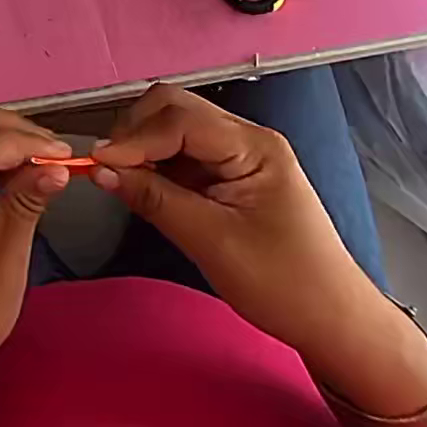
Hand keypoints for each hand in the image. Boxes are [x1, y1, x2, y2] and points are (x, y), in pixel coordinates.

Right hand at [90, 85, 381, 359]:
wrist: (332, 319)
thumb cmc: (282, 284)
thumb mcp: (212, 243)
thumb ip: (154, 200)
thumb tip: (100, 170)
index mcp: (252, 144)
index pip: (181, 120)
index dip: (134, 138)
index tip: (95, 162)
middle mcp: (243, 135)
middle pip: (175, 107)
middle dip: (135, 130)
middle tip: (106, 168)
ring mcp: (235, 150)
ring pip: (173, 123)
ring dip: (142, 144)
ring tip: (119, 176)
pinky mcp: (226, 170)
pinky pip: (179, 150)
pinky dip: (153, 160)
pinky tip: (140, 182)